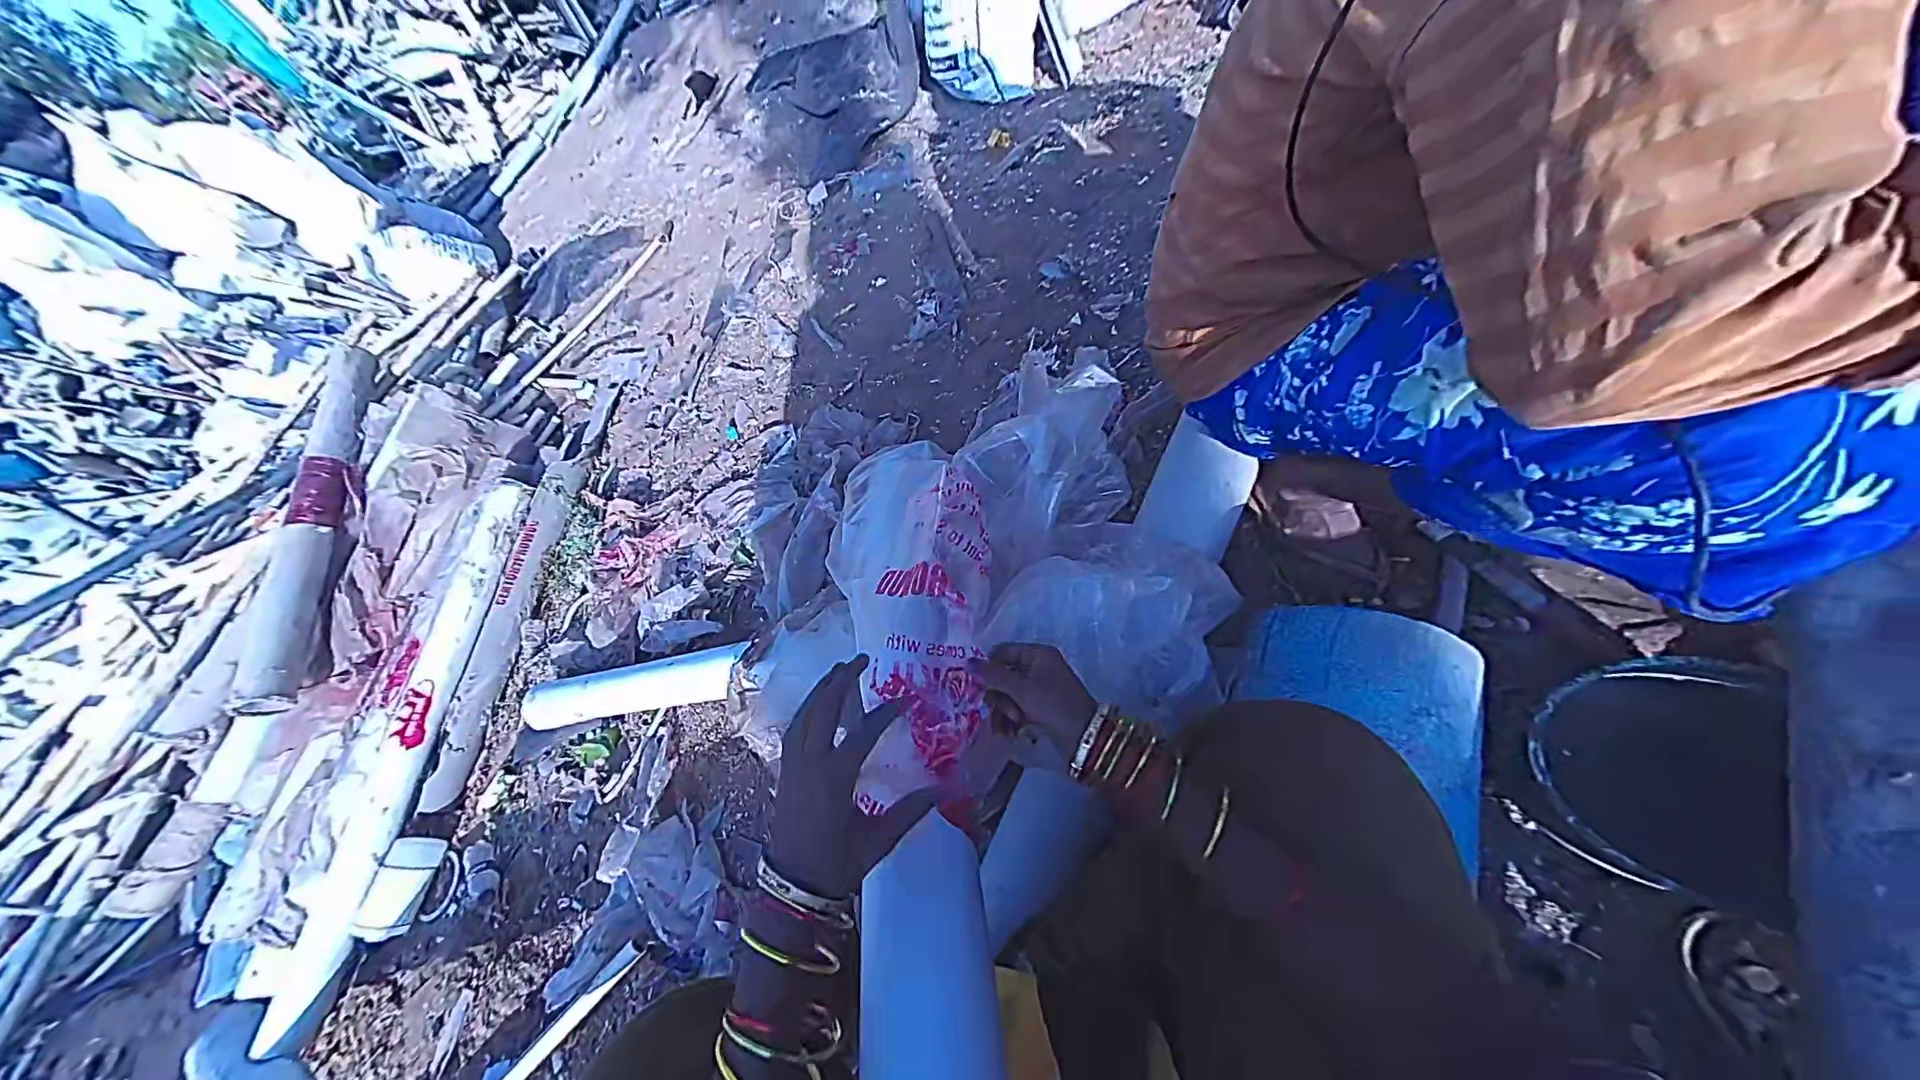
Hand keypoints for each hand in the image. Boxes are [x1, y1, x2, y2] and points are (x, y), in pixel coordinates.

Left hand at [766, 656, 936, 897]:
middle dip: (841, 681)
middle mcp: (809, 764)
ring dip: (821, 690)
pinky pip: (794, 730)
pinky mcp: (785, 772)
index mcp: (833, 778)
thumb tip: (940, 791)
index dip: (884, 714)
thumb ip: (908, 812)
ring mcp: (792, 767)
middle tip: (860, 659)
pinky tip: (818, 705)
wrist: (792, 887)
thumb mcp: (878, 840)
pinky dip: (807, 710)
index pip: (861, 734)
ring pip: (804, 716)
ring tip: (839, 671)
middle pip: (823, 711)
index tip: (904, 700)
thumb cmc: (836, 864)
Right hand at [970, 643, 1096, 764]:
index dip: (988, 667)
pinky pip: (1015, 707)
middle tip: (1003, 710)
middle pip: (1002, 675)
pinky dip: (1010, 719)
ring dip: (1004, 710)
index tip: (979, 685)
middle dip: (999, 695)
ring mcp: (1038, 688)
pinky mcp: (1038, 707)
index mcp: (1038, 654)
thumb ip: (993, 676)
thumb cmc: (1053, 706)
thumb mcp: (1022, 689)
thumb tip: (968, 662)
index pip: (1002, 652)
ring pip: (1006, 694)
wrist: (1084, 737)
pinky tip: (1010, 732)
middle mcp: (1037, 667)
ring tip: (1012, 724)